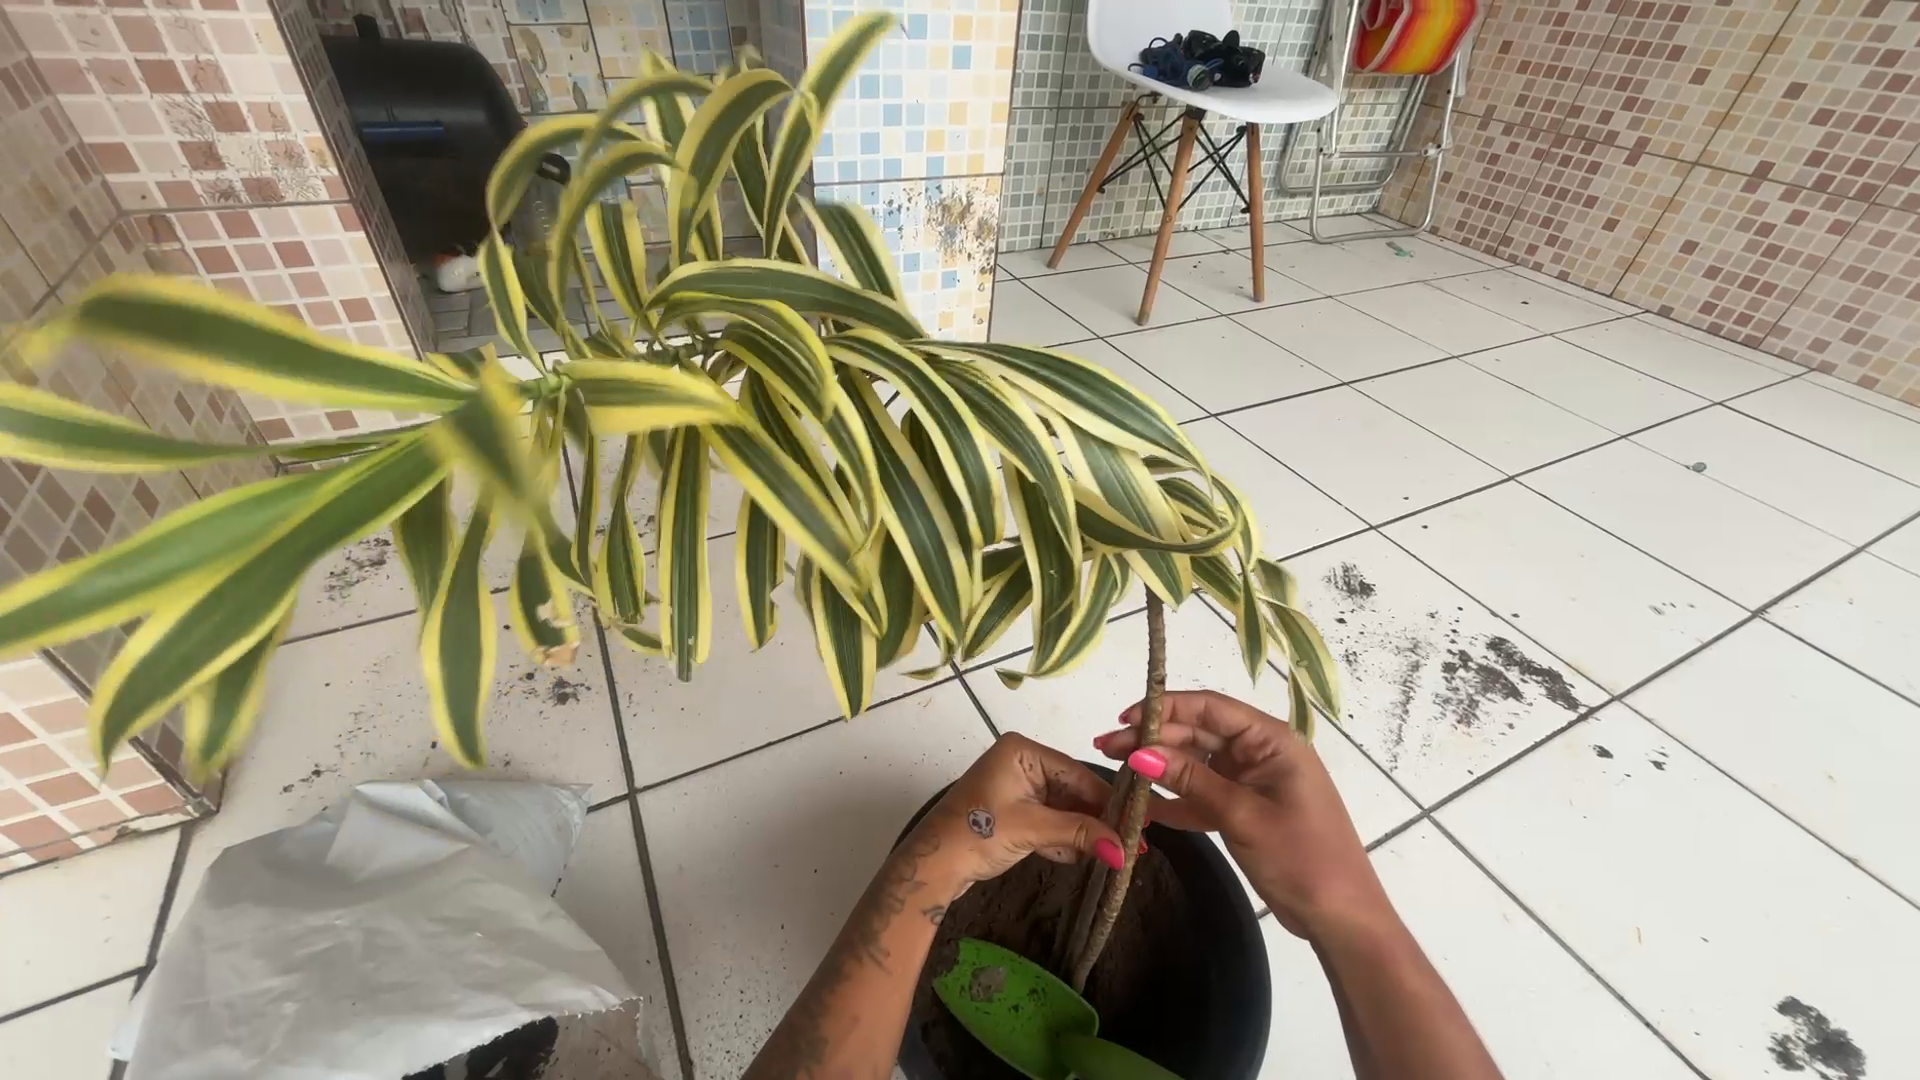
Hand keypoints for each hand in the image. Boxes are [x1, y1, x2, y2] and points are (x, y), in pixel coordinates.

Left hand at [899, 733, 1127, 904]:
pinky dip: (1062, 840)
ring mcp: (1016, 788)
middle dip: (1096, 821)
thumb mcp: (1033, 830)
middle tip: (1132, 847)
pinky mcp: (1013, 812)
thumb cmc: (977, 833)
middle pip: (1072, 791)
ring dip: (1081, 834)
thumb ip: (1081, 834)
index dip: (1108, 801)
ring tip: (1113, 857)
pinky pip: (1048, 822)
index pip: (1077, 773)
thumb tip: (1125, 851)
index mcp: (1023, 751)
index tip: (1139, 825)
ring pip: (1063, 810)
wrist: (933, 864)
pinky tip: (1081, 858)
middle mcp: (1021, 762)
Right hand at [1095, 690, 1389, 940]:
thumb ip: (1191, 779)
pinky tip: (1142, 805)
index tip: (1124, 718)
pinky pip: (1201, 794)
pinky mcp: (1242, 809)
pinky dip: (1174, 800)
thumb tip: (1139, 752)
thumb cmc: (1303, 857)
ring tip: (1114, 769)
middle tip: (1106, 747)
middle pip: (1197, 733)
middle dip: (1152, 739)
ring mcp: (1250, 781)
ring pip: (1195, 763)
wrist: (1342, 920)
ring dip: (1158, 767)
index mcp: (1271, 740)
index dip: (1165, 708)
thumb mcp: (1242, 814)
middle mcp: (1259, 752)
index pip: (1210, 708)